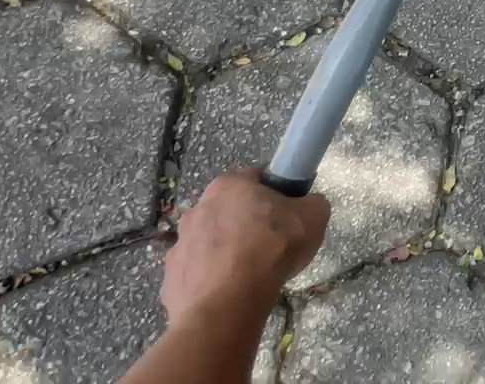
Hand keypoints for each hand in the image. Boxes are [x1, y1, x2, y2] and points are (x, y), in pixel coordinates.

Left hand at [163, 168, 329, 321]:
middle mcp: (197, 210)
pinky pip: (199, 271)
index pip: (256, 178)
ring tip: (253, 269)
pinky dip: (214, 277)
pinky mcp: (169, 280)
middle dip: (248, 221)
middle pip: (230, 210)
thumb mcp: (316, 214)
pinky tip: (233, 288)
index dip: (276, 192)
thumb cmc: (272, 248)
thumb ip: (311, 202)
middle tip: (273, 239)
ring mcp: (178, 247)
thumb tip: (304, 207)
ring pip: (212, 241)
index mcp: (228, 186)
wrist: (227, 305)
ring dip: (229, 249)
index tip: (288, 211)